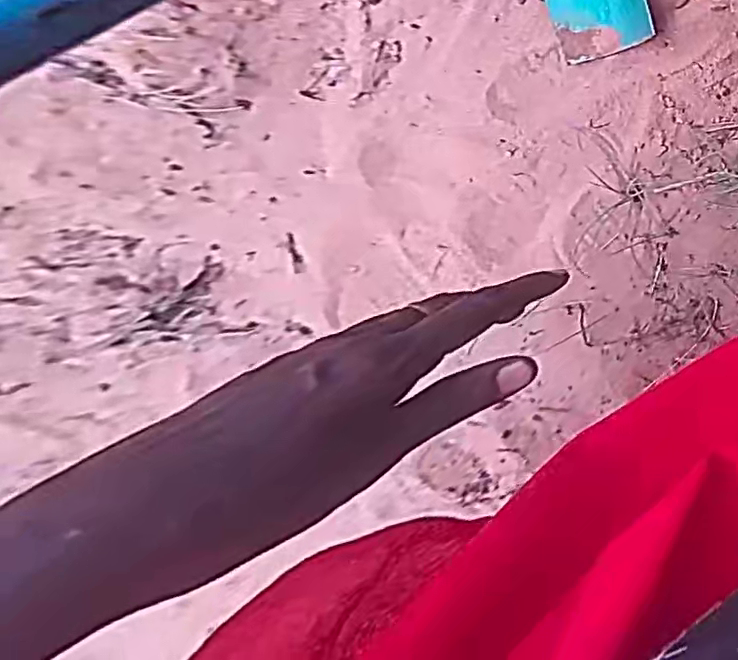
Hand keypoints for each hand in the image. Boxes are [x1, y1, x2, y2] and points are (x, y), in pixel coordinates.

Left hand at [0, 271, 566, 659]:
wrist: (119, 523)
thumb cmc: (266, 495)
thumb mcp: (378, 452)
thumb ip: (452, 401)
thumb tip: (525, 364)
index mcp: (385, 361)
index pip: (471, 312)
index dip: (518, 291)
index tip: (555, 278)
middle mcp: (353, 345)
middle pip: (434, 309)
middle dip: (484, 299)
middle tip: (522, 299)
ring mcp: (312, 356)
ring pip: (397, 322)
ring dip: (442, 315)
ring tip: (472, 322)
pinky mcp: (281, 375)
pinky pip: (363, 338)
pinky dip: (401, 335)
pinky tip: (396, 360)